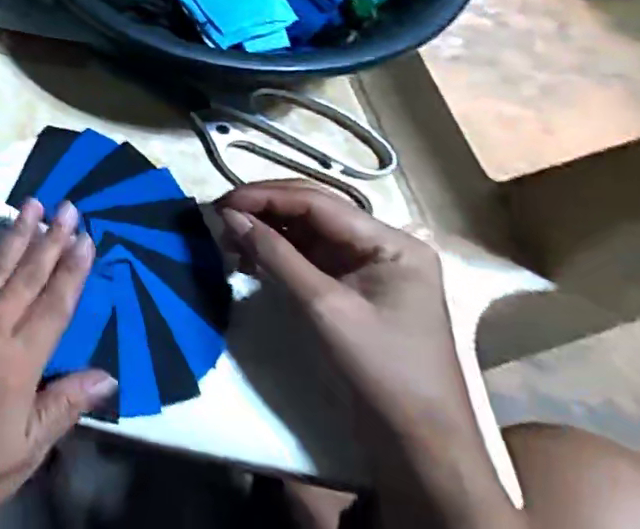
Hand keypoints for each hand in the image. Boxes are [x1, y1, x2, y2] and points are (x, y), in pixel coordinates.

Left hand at [0, 199, 115, 528]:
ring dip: (16, 233)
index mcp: (21, 360)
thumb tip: (108, 376)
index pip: (55, 304)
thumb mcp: (27, 448)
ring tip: (33, 203)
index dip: (74, 270)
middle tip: (69, 207)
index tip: (87, 239)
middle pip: (29, 275)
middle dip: (52, 239)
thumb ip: (65, 405)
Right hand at [217, 181, 468, 436]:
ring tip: (228, 237)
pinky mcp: (354, 287)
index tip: (224, 202)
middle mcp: (381, 243)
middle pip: (314, 211)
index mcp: (390, 241)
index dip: (267, 196)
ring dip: (268, 231)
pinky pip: (310, 256)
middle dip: (265, 210)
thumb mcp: (325, 308)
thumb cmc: (383, 370)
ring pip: (308, 232)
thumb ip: (277, 256)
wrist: (420, 443)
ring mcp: (368, 265)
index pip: (318, 202)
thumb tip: (230, 216)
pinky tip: (249, 256)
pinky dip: (279, 253)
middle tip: (219, 214)